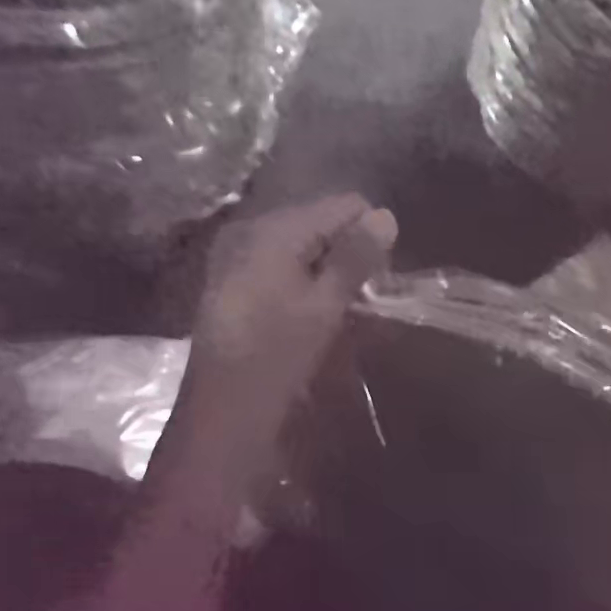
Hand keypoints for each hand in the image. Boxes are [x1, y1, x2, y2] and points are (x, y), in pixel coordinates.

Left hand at [165, 194, 396, 486]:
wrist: (223, 405)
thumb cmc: (278, 354)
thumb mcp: (325, 305)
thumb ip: (355, 258)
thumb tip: (386, 215)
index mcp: (275, 229)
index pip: (344, 205)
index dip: (370, 236)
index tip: (377, 280)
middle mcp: (252, 227)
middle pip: (321, 220)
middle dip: (349, 251)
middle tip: (360, 298)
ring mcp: (238, 251)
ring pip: (304, 242)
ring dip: (329, 268)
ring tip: (338, 308)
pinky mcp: (234, 276)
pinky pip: (283, 259)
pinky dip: (305, 277)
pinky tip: (310, 310)